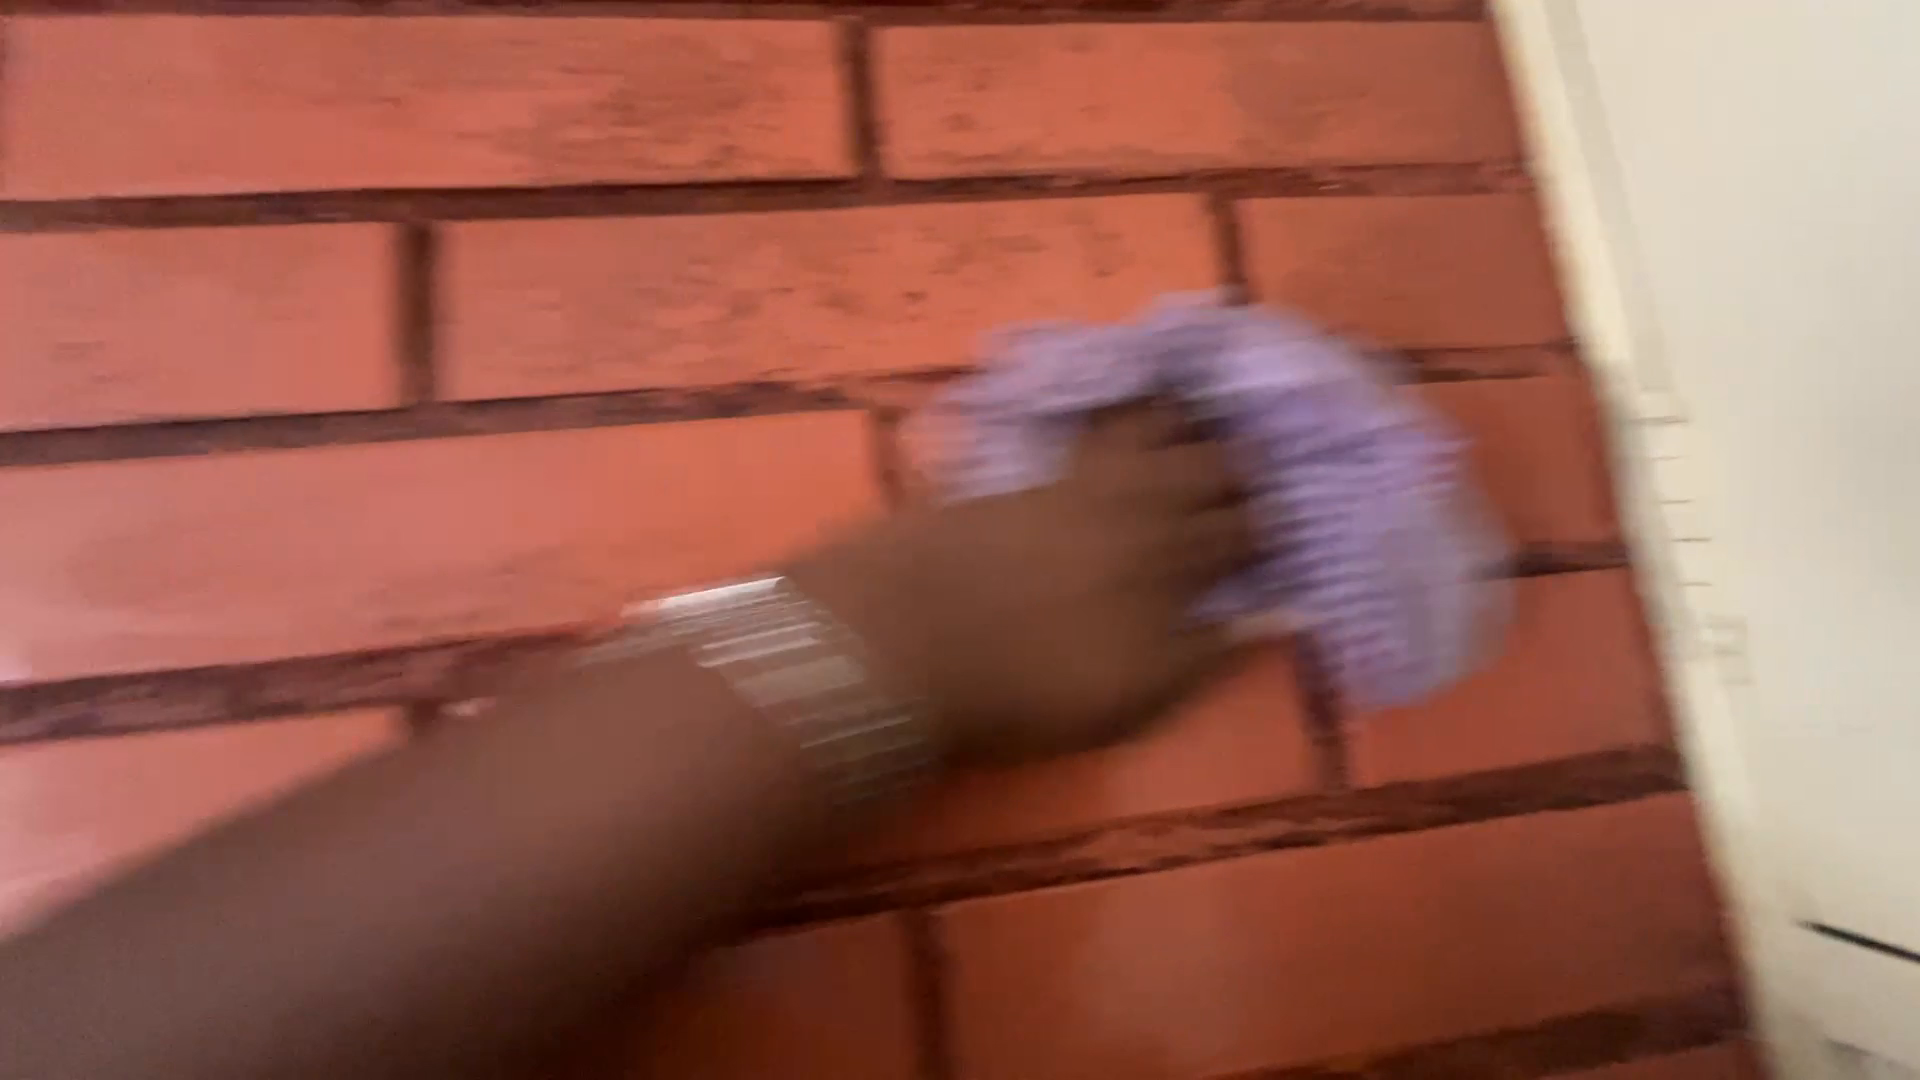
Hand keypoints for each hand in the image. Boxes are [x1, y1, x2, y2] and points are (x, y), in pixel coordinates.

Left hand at [789, 402, 1256, 761]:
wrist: (911, 637)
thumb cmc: (1028, 683)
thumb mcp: (1135, 695)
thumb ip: (1209, 652)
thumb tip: (1281, 615)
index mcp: (1172, 560)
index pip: (1246, 529)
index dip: (1273, 528)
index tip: (1287, 527)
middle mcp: (1138, 503)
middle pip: (1212, 465)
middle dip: (1245, 467)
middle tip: (1259, 468)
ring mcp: (1081, 478)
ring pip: (1156, 426)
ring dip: (1192, 418)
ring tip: (1209, 411)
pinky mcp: (1033, 469)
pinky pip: (1093, 422)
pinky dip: (1123, 407)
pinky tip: (1129, 403)